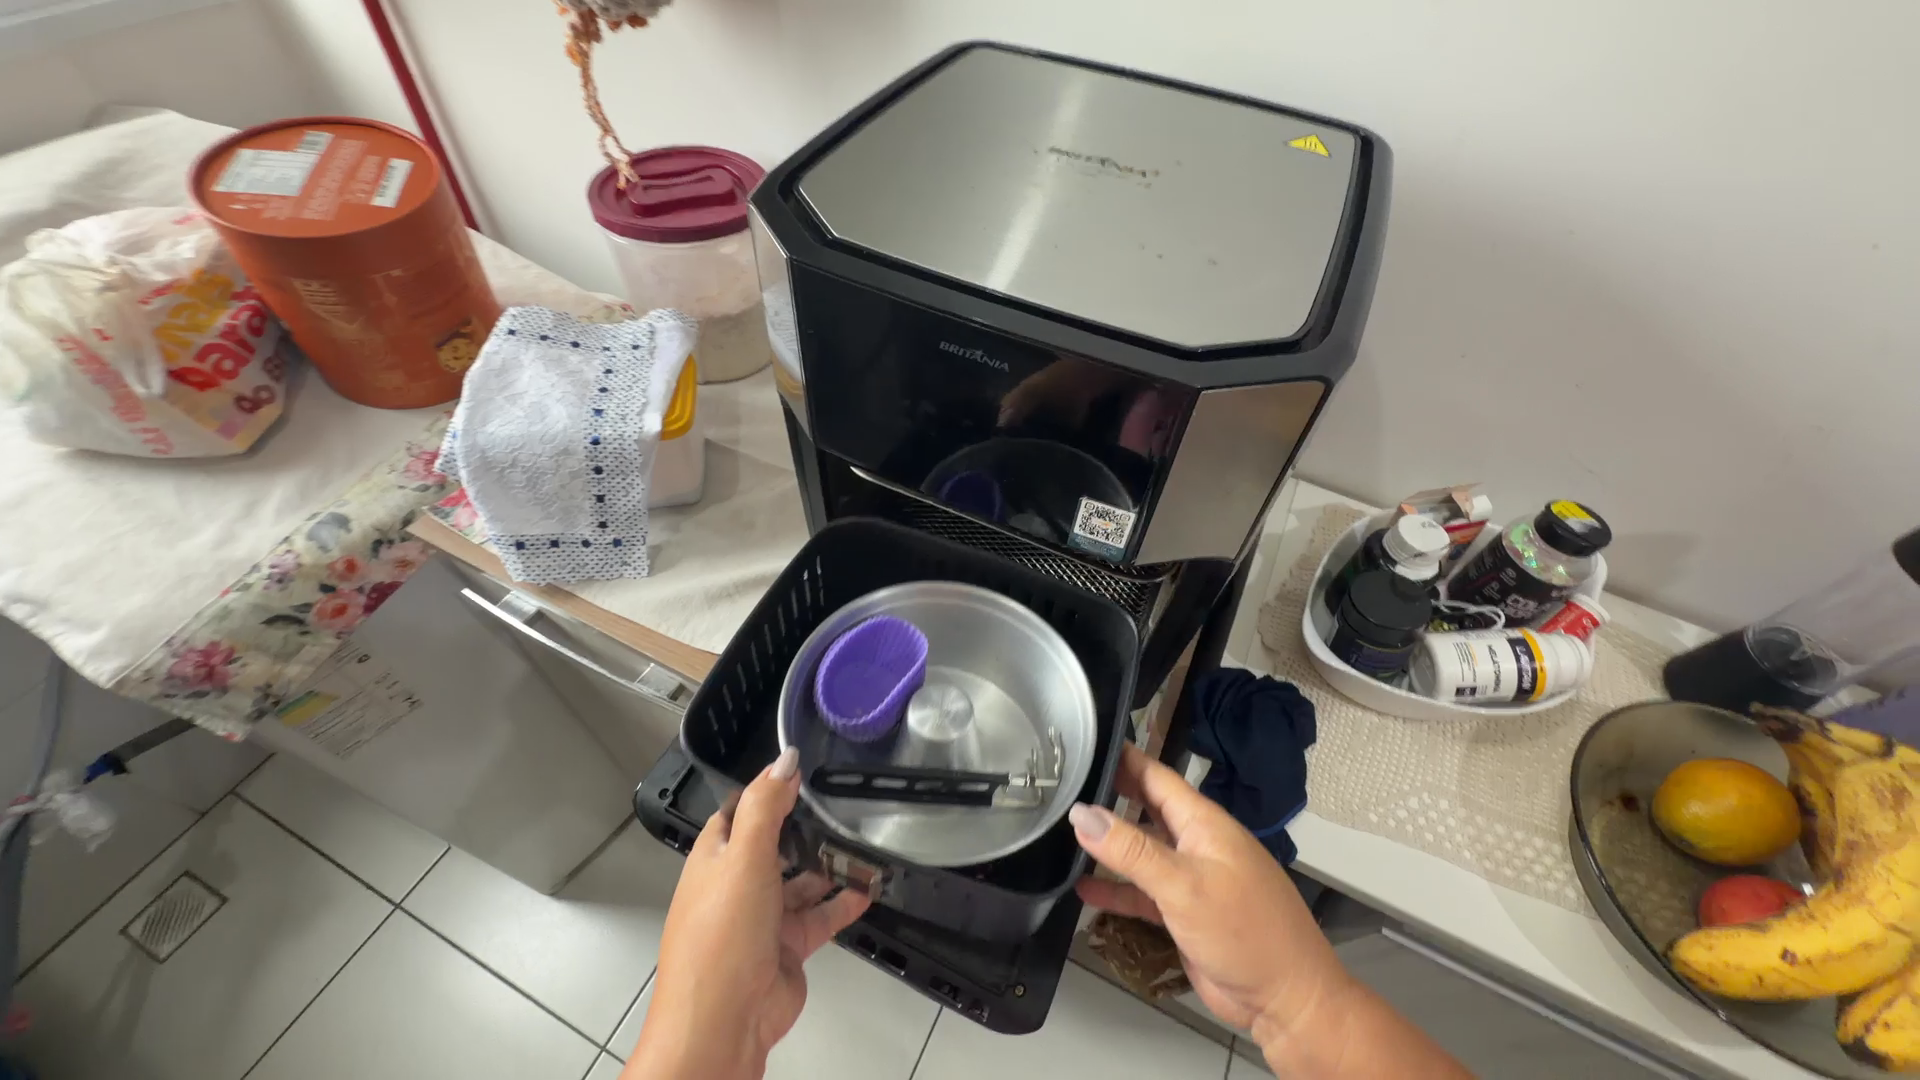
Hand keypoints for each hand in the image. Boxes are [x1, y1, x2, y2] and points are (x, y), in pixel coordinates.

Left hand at [629, 747, 869, 1078]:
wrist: (722, 1023)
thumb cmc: (724, 931)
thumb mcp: (743, 857)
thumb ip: (766, 806)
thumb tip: (786, 758)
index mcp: (715, 859)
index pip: (738, 811)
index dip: (766, 790)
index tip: (801, 767)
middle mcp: (737, 884)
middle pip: (774, 844)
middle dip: (804, 825)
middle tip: (843, 800)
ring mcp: (763, 918)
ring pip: (802, 880)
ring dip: (829, 863)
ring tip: (865, 838)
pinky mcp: (789, 947)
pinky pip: (820, 916)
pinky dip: (844, 901)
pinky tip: (871, 885)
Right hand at [1069, 746, 1350, 1048]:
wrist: (1287, 1002)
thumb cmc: (1245, 932)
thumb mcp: (1183, 885)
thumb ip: (1130, 850)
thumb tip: (1080, 813)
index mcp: (1202, 822)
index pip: (1155, 776)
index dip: (1122, 758)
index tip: (1084, 743)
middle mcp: (1195, 842)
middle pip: (1145, 808)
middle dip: (1109, 795)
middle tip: (1065, 783)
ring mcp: (1190, 878)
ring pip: (1140, 851)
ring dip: (1108, 845)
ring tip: (1062, 831)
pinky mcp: (1183, 913)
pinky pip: (1142, 892)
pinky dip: (1116, 889)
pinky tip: (1083, 888)